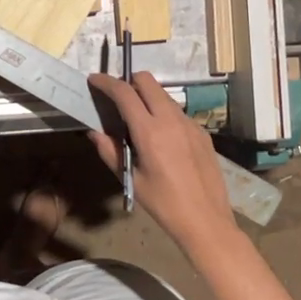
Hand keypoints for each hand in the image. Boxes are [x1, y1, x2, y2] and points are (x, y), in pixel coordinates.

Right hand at [87, 71, 237, 246]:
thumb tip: (95, 133)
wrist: (206, 219)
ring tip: (136, 119)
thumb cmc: (164, 203)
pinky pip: (177, 112)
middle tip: (116, 97)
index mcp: (150, 132)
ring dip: (146, 97)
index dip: (106, 82)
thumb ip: (110, 152)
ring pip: (164, 95)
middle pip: (147, 81)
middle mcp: (171, 120)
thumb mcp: (131, 180)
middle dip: (128, 82)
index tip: (94, 80)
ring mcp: (189, 124)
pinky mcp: (201, 132)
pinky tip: (160, 137)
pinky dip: (163, 113)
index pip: (124, 93)